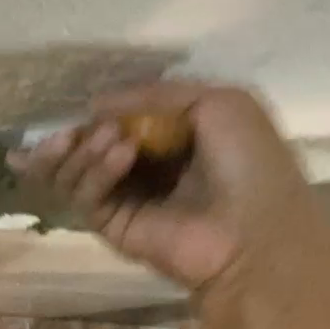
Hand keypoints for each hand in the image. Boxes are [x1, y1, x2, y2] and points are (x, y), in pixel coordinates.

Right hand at [7, 82, 313, 293]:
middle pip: (83, 151)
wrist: (255, 232)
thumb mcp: (219, 104)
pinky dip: (95, 174)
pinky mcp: (109, 226)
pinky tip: (120, 157)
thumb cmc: (250, 164)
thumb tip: (96, 103)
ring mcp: (122, 199)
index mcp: (167, 140)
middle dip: (76, 137)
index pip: (114, 124)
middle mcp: (140, 169)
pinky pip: (85, 197)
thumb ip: (157, 95)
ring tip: (108, 138)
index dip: (97, 115)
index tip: (89, 106)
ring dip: (82, 153)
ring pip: (74, 174)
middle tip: (75, 129)